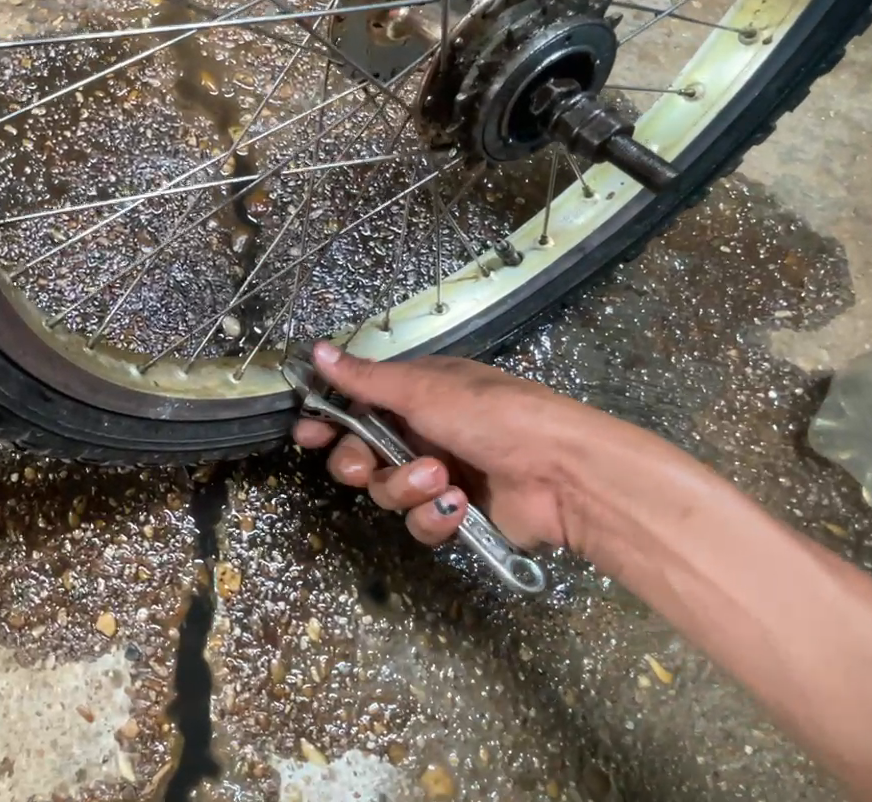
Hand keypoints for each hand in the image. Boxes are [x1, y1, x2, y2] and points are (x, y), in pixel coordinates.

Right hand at [293, 342, 656, 552]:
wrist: (562, 473)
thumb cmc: (491, 415)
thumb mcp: (423, 388)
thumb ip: (364, 378)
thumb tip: (315, 349)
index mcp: (412, 394)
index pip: (354, 406)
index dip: (327, 422)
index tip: (308, 435)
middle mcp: (418, 432)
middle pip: (359, 455)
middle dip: (357, 463)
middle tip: (362, 466)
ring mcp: (436, 474)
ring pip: (386, 491)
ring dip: (406, 486)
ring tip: (441, 479)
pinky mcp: (455, 514)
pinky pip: (419, 522)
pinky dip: (435, 515)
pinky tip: (459, 504)